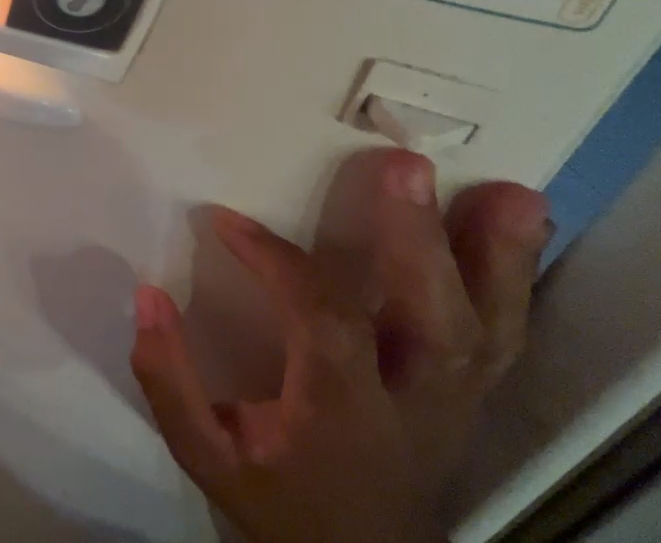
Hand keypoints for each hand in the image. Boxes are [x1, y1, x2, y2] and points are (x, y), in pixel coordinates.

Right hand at [132, 149, 552, 542]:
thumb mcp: (200, 450)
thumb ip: (168, 379)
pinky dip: (512, 283)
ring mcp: (454, 402)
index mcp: (341, 413)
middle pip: (432, 318)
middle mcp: (413, 403)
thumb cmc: (271, 495)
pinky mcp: (469, 397)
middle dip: (418, 239)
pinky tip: (514, 234)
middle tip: (404, 166)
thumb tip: (147, 296)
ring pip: (491, 328)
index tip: (225, 220)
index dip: (276, 261)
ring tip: (509, 192)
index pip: (322, 320)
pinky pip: (501, 338)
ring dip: (500, 258)